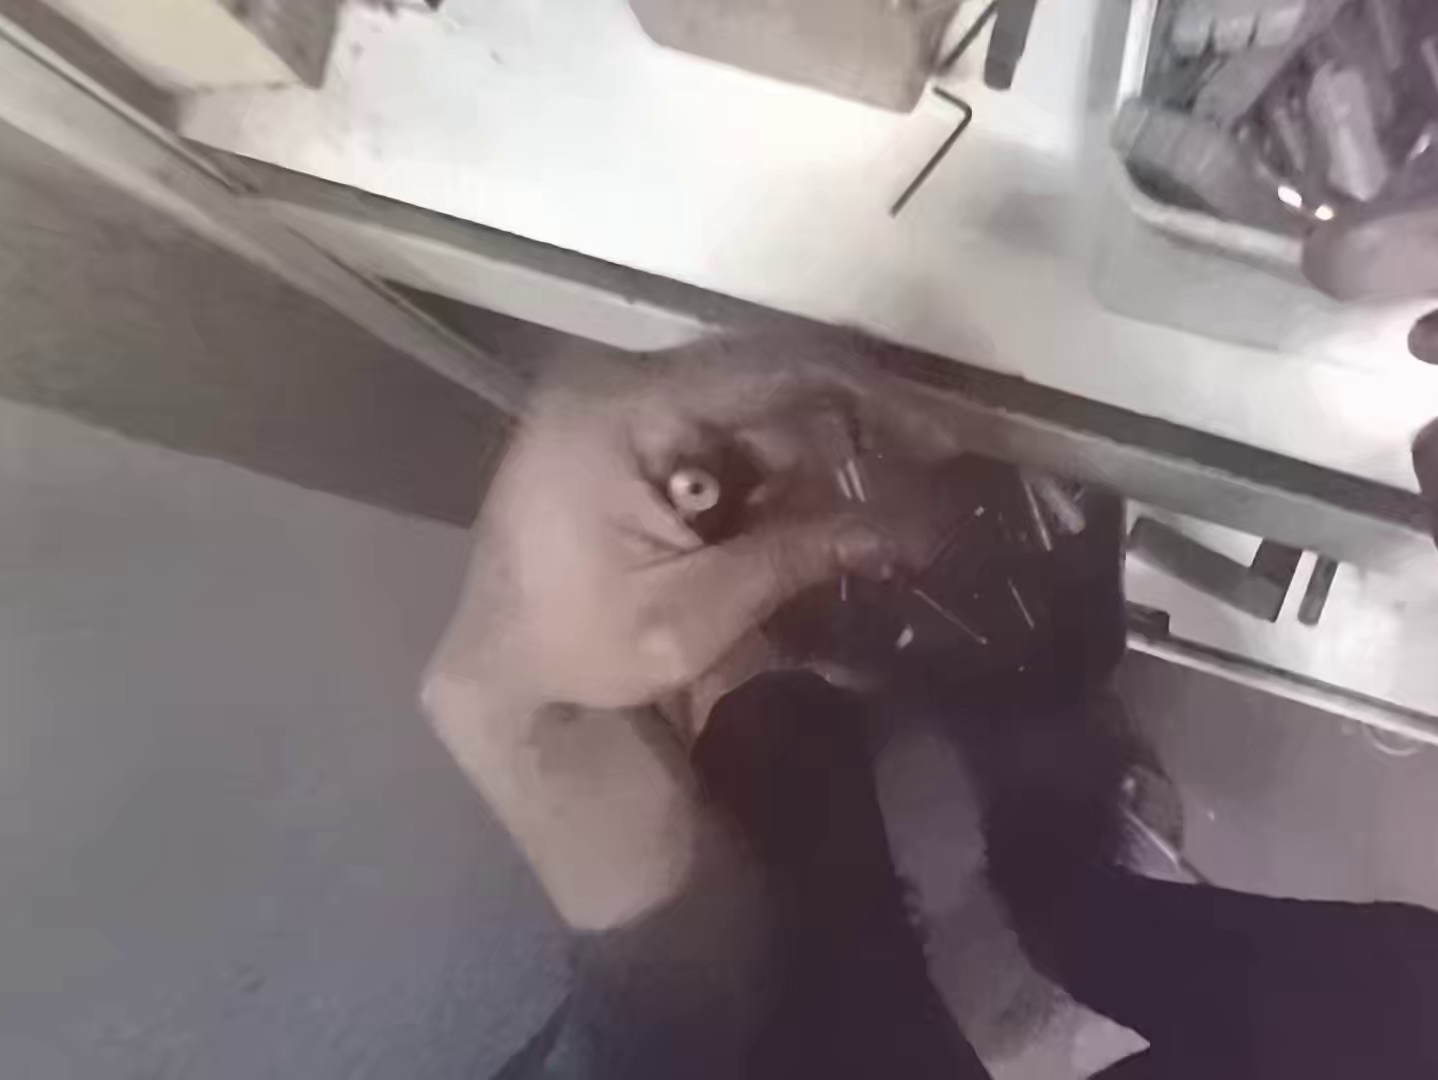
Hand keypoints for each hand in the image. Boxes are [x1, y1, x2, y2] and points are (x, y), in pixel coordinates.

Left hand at [426, 331, 951, 717]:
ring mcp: (637, 408)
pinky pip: (742, 439)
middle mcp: (629, 387)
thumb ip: (800, 555)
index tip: (935, 437)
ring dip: (828, 463)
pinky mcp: (649, 437)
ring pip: (766, 412)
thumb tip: (906, 530)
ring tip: (880, 515)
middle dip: (858, 432)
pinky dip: (792, 476)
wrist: (502, 668)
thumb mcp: (693, 613)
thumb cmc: (579, 649)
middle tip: (923, 474)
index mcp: (624, 414)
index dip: (870, 397)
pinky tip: (822, 516)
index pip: (773, 371)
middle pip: (775, 382)